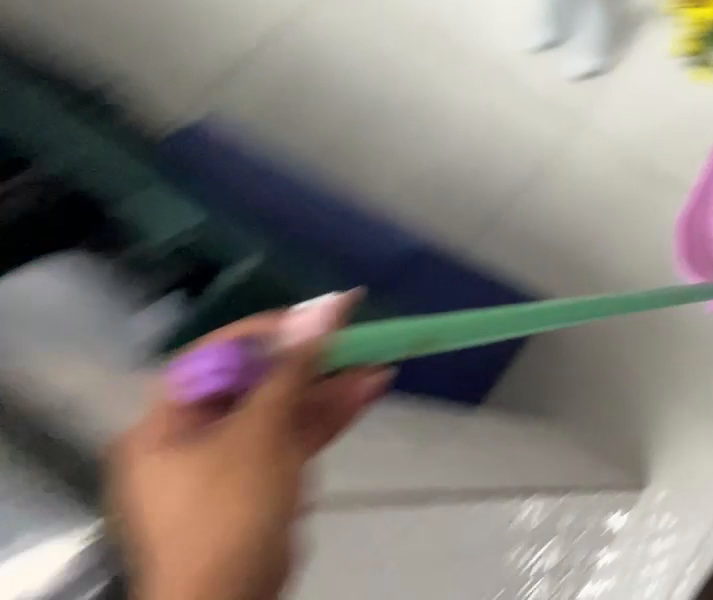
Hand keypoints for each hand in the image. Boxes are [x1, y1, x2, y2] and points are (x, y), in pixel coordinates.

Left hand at [110, 294, 391, 599]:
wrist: (230, 593)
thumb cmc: (228, 506)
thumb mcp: (262, 430)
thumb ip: (295, 367)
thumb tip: (324, 307)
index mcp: (165, 427)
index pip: (211, 359)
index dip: (264, 332)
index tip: (315, 317)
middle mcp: (191, 439)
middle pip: (255, 382)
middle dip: (311, 359)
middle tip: (357, 334)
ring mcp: (228, 462)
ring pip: (285, 408)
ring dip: (332, 384)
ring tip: (380, 362)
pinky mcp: (261, 480)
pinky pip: (296, 434)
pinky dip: (332, 413)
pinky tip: (373, 389)